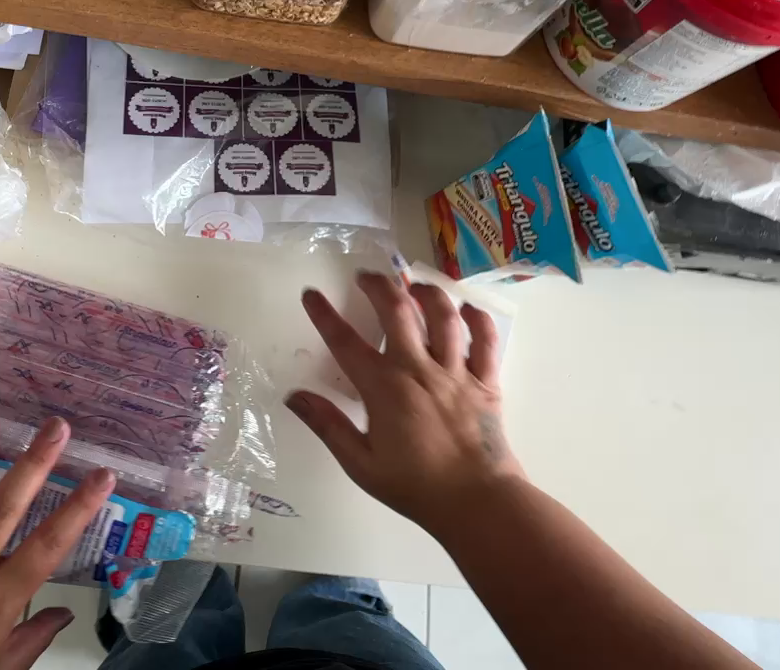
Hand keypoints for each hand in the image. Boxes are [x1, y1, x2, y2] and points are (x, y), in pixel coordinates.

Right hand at [288, 272, 522, 530]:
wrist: (478, 503)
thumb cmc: (415, 487)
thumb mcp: (361, 464)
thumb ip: (328, 426)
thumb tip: (294, 396)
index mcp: (384, 387)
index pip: (345, 341)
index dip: (324, 314)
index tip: (311, 294)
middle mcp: (418, 368)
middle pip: (396, 310)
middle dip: (378, 286)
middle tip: (366, 276)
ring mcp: (455, 371)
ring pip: (441, 315)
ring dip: (426, 293)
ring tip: (413, 285)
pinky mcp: (486, 380)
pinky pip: (485, 339)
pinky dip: (477, 319)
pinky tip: (466, 310)